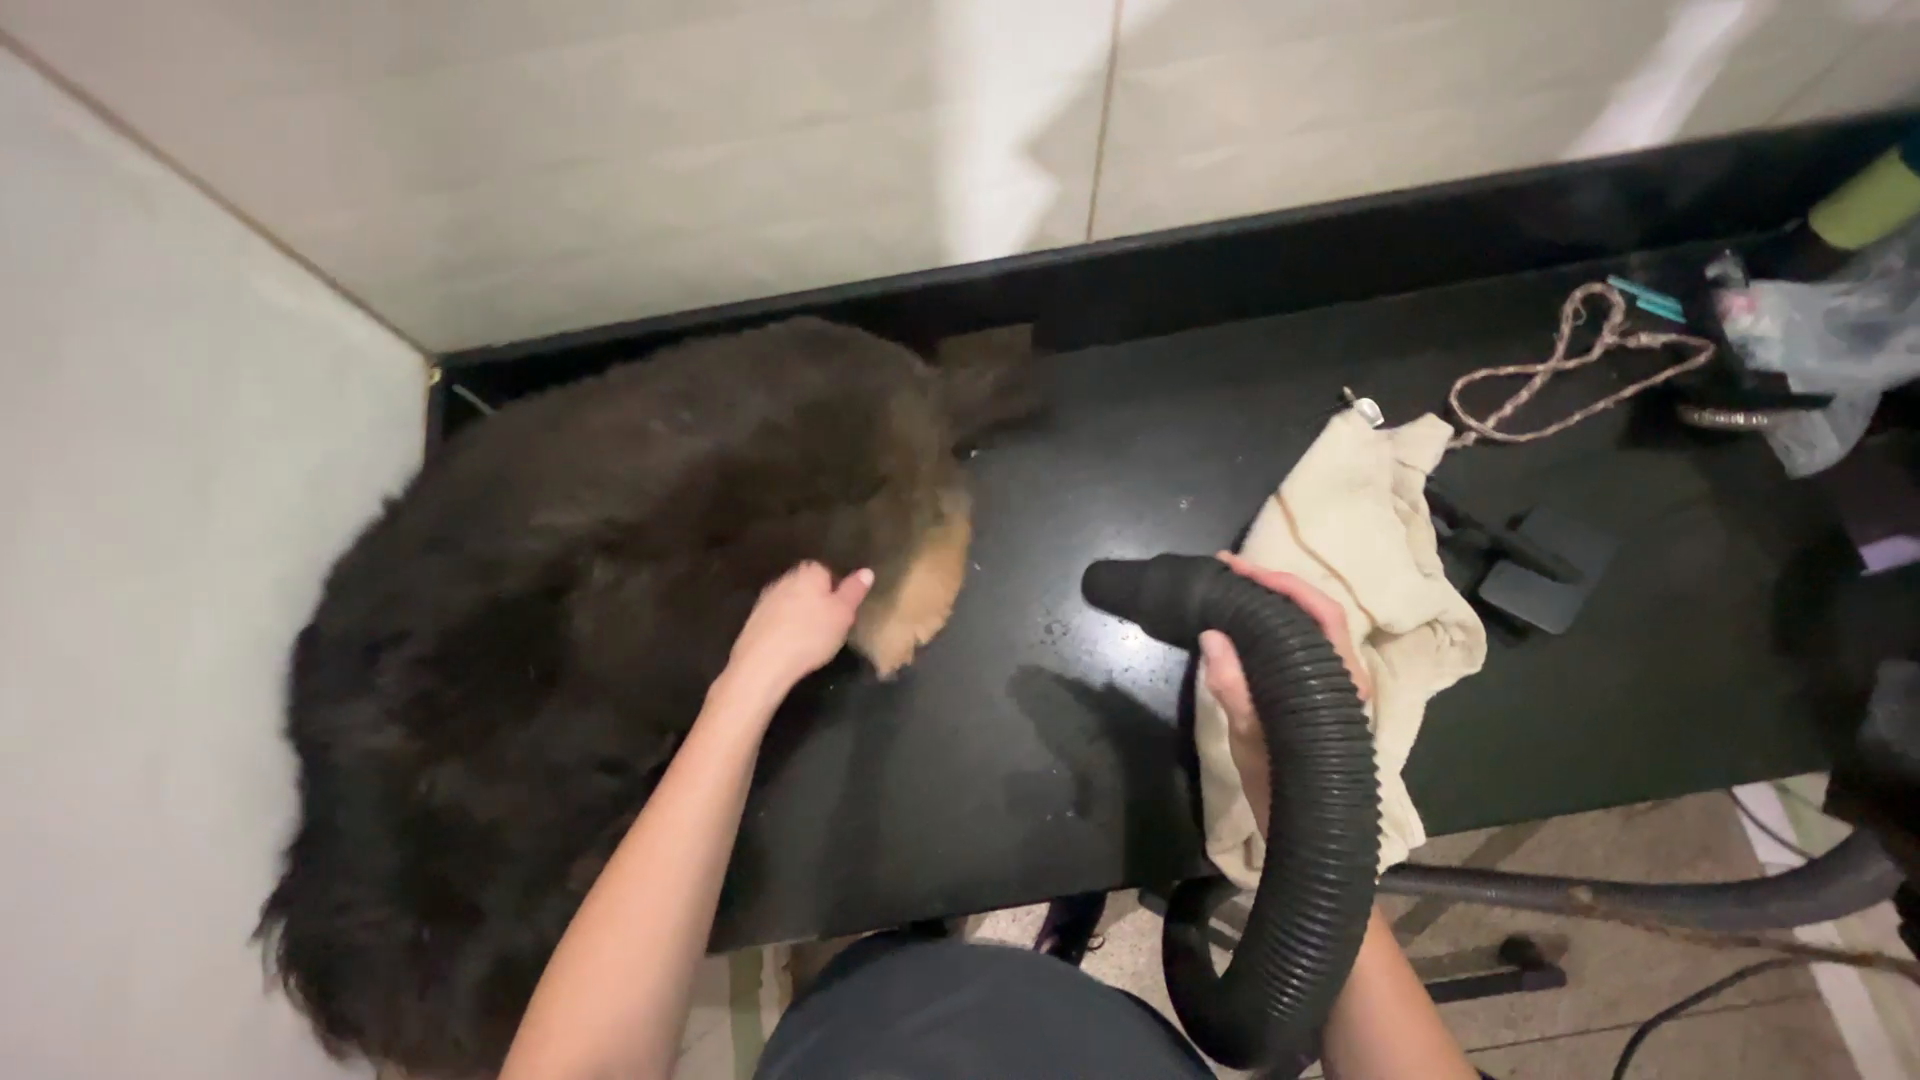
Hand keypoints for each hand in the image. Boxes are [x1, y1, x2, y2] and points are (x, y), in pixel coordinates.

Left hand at [721, 562, 874, 702]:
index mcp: (809, 572)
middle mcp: (785, 579)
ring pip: (791, 603)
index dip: (837, 591)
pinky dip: (785, 629)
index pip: (827, 571)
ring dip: (800, 616)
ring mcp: (766, 600)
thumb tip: (866, 571)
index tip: (843, 612)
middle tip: (831, 626)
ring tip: (811, 640)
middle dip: (818, 602)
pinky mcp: (754, 621)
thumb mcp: (843, 614)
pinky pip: (777, 620)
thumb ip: (854, 591)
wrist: (763, 664)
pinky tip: (791, 647)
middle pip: (808, 586)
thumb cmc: (810, 635)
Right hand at [1198, 551, 1370, 835]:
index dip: (1281, 585)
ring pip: (1309, 629)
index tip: (1236, 569)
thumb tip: (1212, 637)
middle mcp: (1343, 678)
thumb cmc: (1284, 792)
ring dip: (1273, 603)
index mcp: (1338, 685)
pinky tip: (1242, 622)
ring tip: (1231, 586)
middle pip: (1317, 613)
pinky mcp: (1314, 696)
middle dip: (1273, 586)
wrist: (1306, 838)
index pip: (1320, 614)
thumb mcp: (1251, 744)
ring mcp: (1330, 687)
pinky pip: (1297, 648)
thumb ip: (1235, 691)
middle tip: (1226, 570)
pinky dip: (1272, 626)